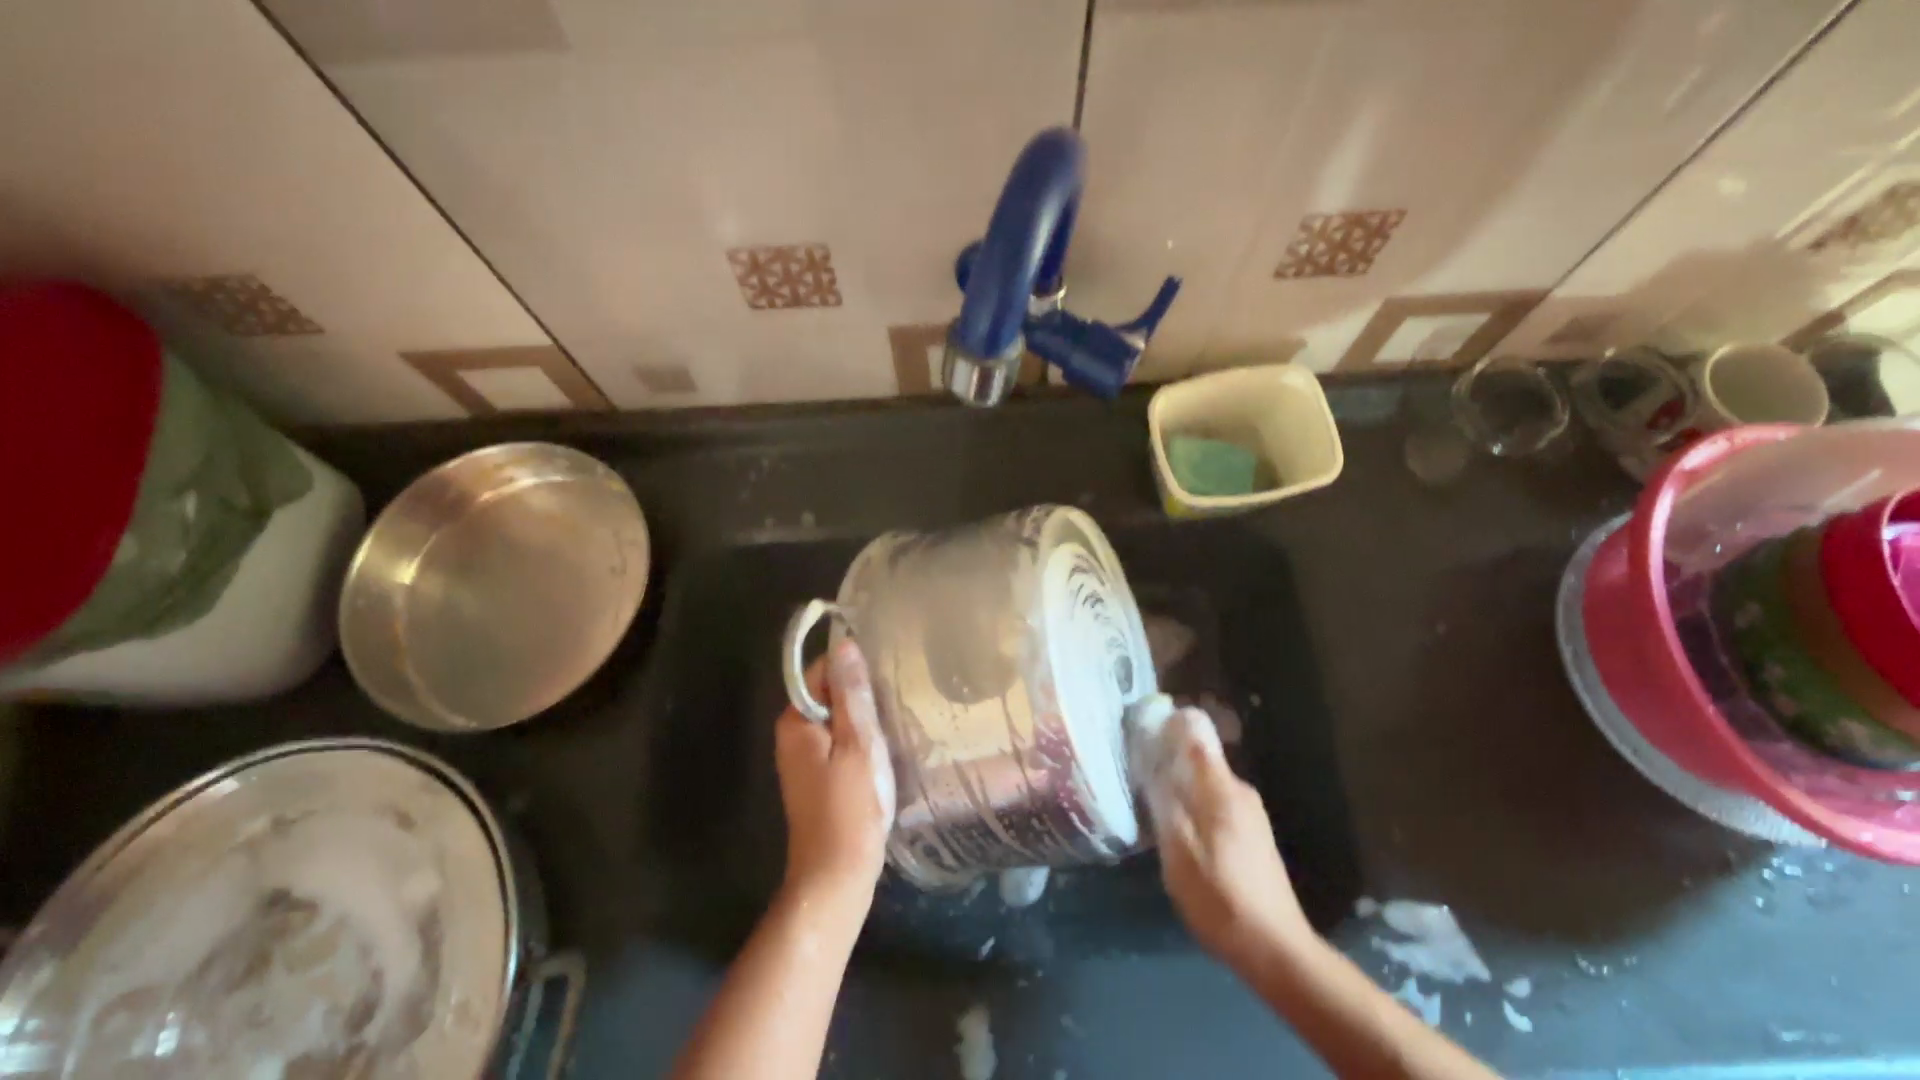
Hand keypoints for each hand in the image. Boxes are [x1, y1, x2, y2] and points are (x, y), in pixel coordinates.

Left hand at [775, 641, 895, 912]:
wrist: (836, 875)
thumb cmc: (849, 808)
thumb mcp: (858, 745)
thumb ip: (852, 695)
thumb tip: (844, 644)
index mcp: (795, 721)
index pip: (821, 671)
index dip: (852, 670)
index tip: (885, 677)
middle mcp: (792, 735)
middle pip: (829, 695)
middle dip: (861, 696)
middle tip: (897, 701)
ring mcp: (803, 759)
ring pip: (837, 721)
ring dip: (864, 721)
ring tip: (897, 724)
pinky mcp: (818, 779)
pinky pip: (840, 744)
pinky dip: (861, 744)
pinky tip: (885, 753)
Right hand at [1146, 708, 1316, 973]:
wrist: (1273, 947)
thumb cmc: (1218, 897)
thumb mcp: (1180, 850)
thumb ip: (1167, 798)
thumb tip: (1153, 754)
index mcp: (1221, 788)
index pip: (1195, 730)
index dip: (1165, 722)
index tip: (1136, 728)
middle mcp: (1239, 791)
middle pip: (1197, 754)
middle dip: (1164, 755)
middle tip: (1131, 771)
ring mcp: (1248, 813)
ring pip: (1203, 780)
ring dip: (1175, 783)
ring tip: (1144, 800)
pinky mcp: (1249, 834)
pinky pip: (1211, 802)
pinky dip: (1189, 804)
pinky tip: (1171, 829)